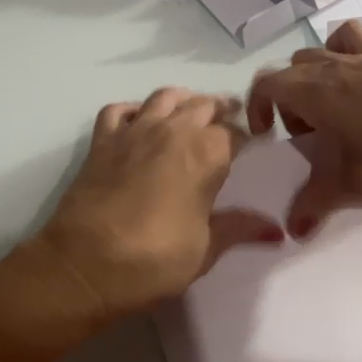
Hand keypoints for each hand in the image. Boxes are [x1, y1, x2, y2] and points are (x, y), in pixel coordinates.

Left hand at [34, 89, 282, 320]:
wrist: (84, 264)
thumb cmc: (153, 259)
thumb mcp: (205, 249)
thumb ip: (239, 229)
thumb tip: (277, 231)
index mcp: (204, 153)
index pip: (235, 132)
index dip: (248, 136)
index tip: (255, 145)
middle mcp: (171, 130)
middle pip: (203, 105)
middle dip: (220, 110)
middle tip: (230, 122)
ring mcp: (133, 131)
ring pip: (164, 97)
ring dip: (183, 100)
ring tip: (191, 113)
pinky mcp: (102, 141)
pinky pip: (119, 110)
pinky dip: (133, 110)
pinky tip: (139, 121)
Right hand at [247, 22, 361, 237]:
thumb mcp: (358, 185)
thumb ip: (318, 202)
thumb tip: (293, 230)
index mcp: (318, 90)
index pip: (267, 83)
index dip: (256, 107)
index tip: (267, 139)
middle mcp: (336, 66)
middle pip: (292, 69)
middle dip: (287, 102)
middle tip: (309, 140)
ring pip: (320, 54)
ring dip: (312, 80)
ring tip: (333, 116)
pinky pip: (353, 43)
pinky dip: (343, 54)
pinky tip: (359, 87)